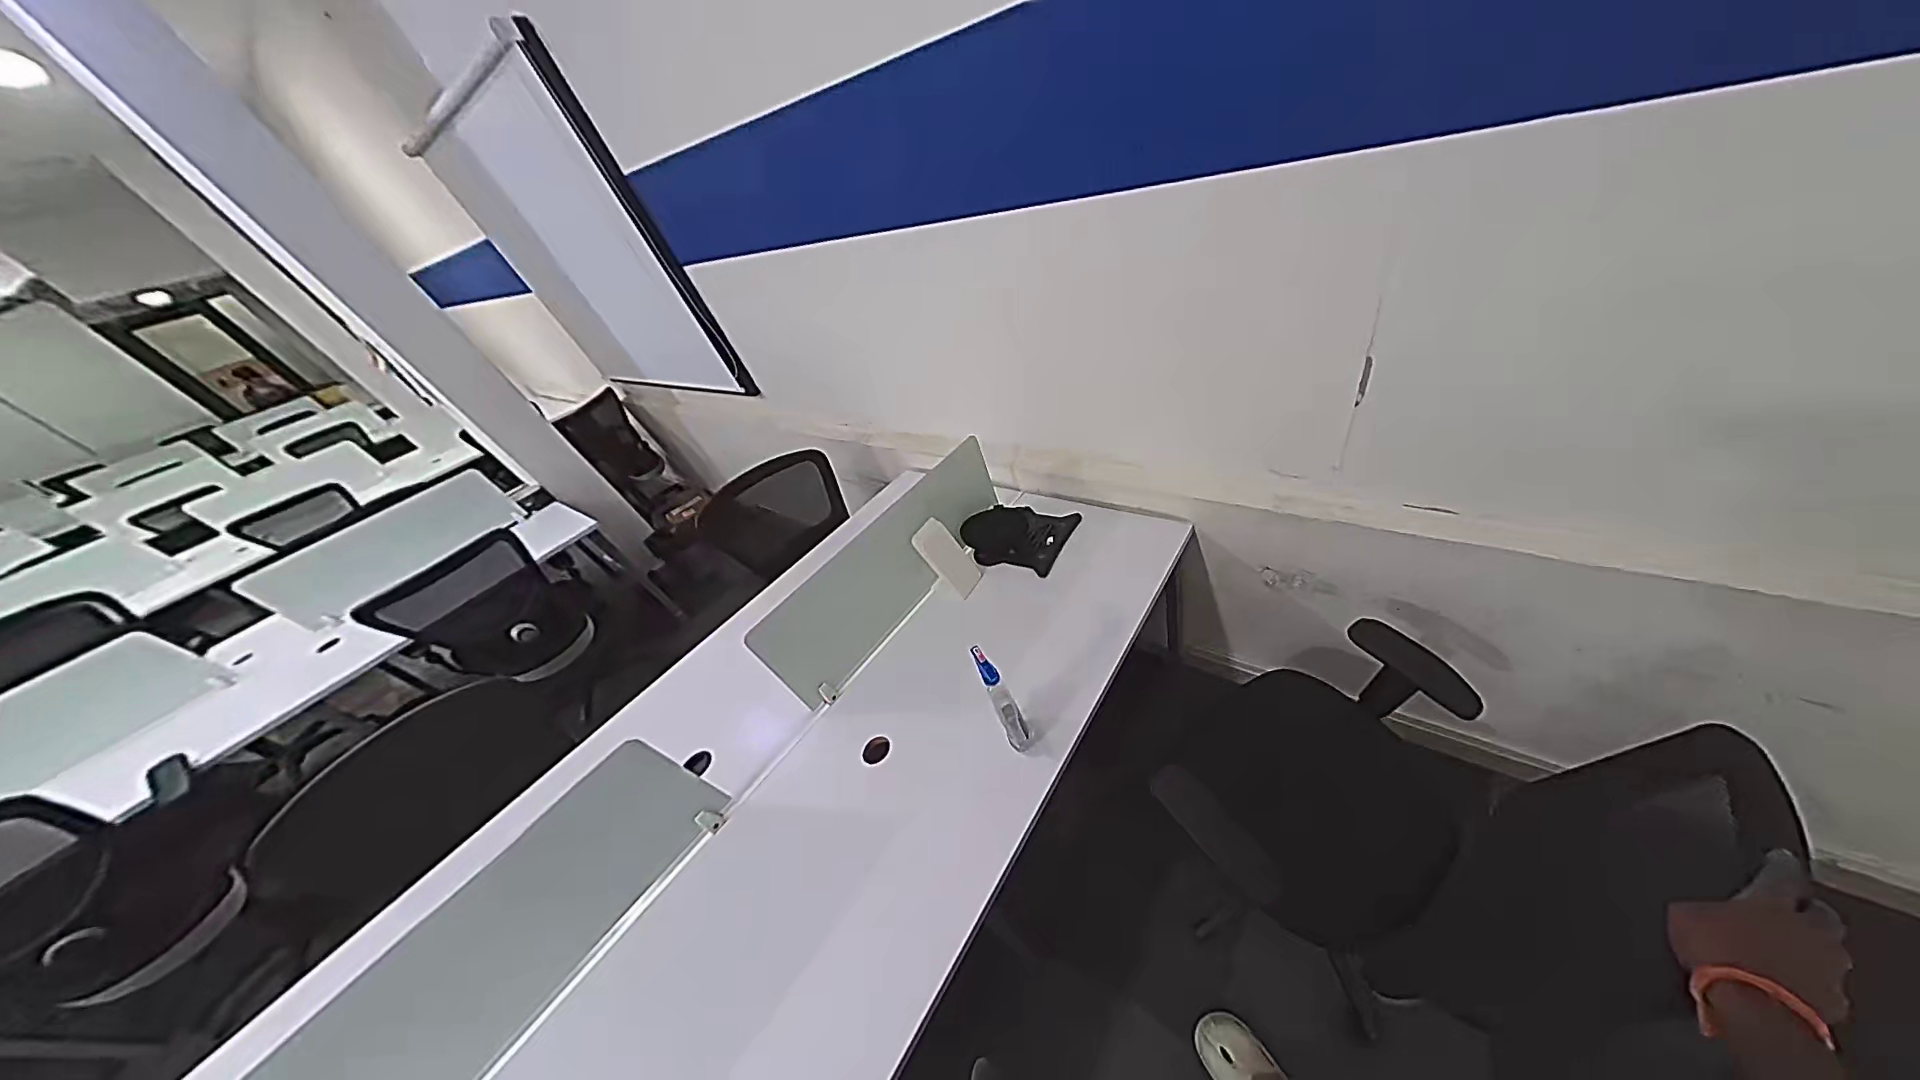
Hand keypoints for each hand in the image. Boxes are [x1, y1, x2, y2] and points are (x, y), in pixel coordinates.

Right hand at [1668, 849, 1851, 1024]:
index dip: (1779, 864)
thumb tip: (1699, 905)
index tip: (1780, 858)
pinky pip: (1826, 980)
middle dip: (1807, 909)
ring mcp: (1827, 965)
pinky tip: (1789, 976)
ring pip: (1829, 947)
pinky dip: (1811, 975)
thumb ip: (1702, 907)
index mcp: (1770, 902)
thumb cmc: (1716, 954)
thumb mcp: (1684, 916)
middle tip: (1792, 908)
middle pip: (1820, 912)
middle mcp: (1807, 928)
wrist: (1752, 1006)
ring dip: (1812, 944)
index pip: (1782, 874)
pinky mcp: (1834, 996)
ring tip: (1788, 945)